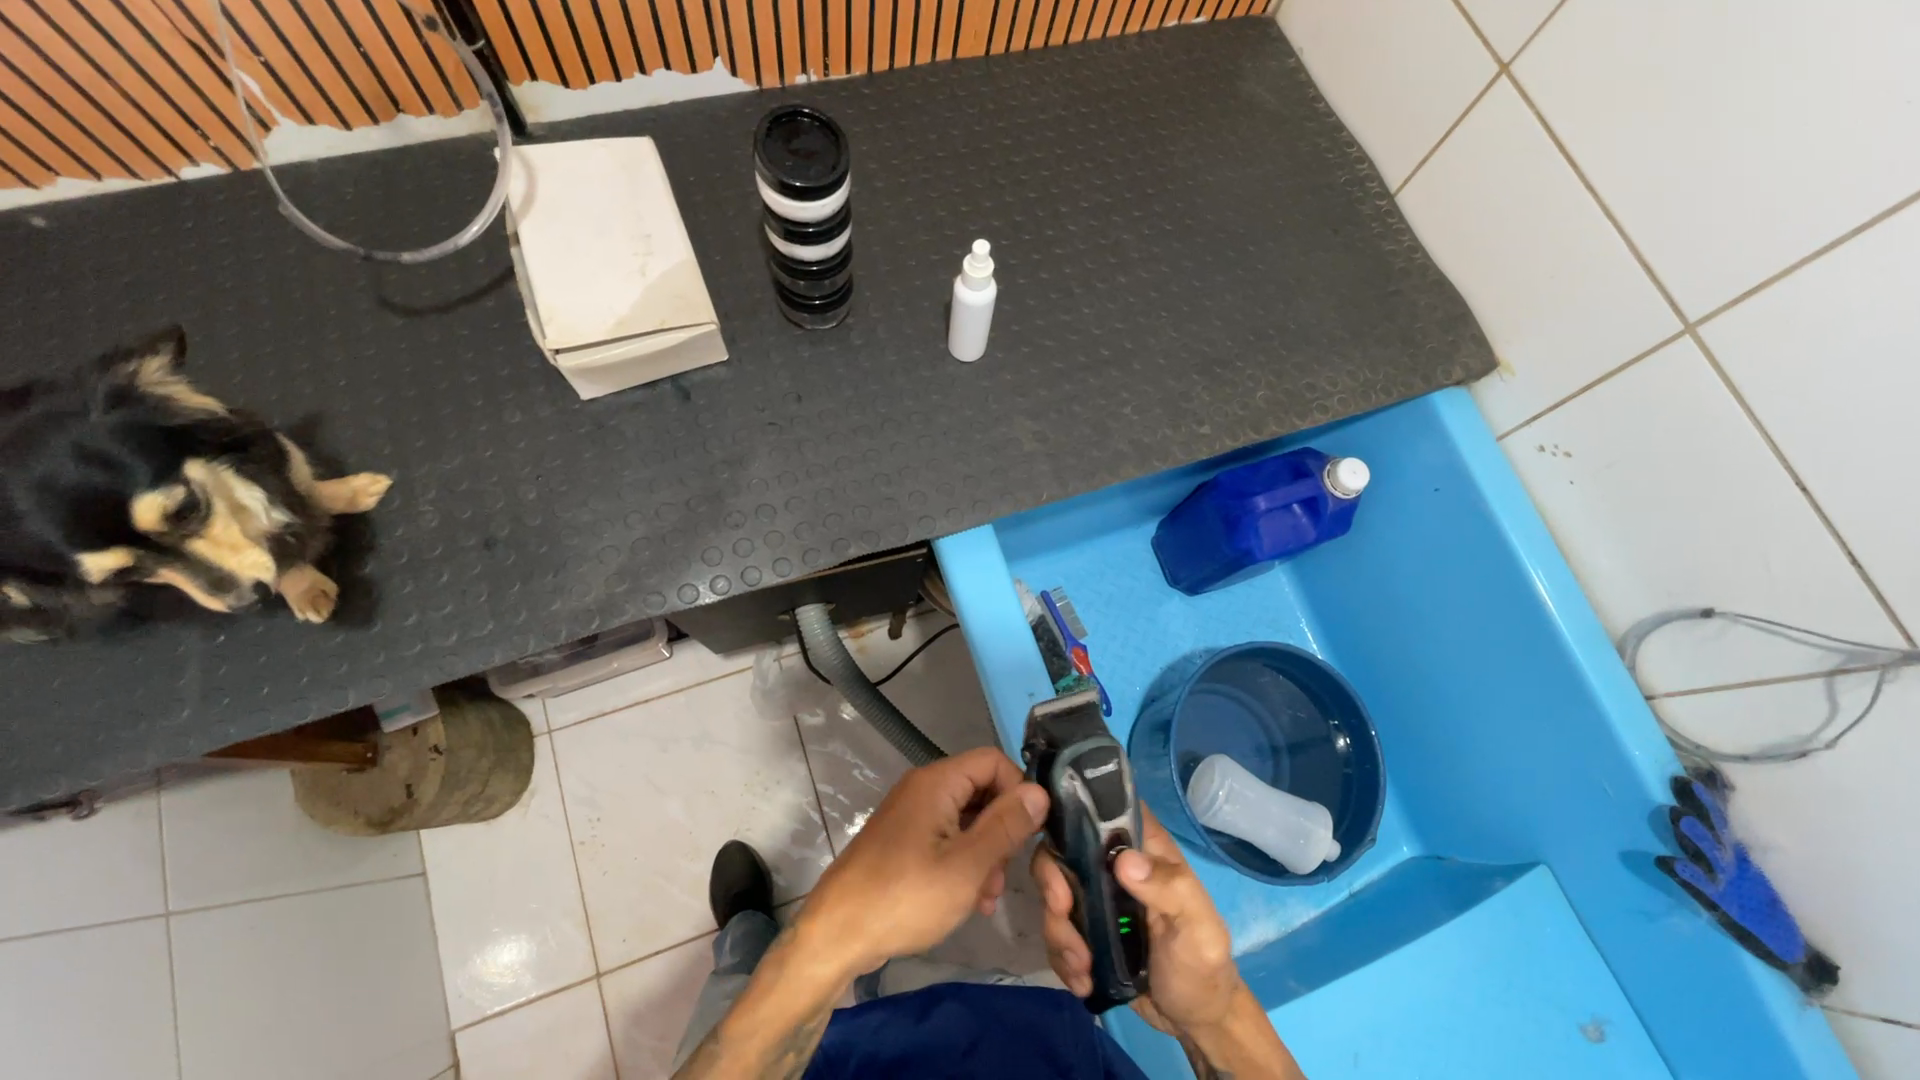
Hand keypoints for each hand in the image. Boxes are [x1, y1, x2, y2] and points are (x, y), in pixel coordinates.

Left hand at [797, 746, 1049, 979]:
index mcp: (936, 782)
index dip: (1019, 791)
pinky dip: (964, 862)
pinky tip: (971, 899)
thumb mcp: (967, 865)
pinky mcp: (904, 841)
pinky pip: (947, 838)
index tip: (1031, 832)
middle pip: (981, 789)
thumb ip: (1006, 825)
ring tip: (987, 896)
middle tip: (1006, 873)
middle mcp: (923, 789)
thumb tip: (1040, 791)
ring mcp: (911, 815)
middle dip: (1002, 828)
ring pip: (966, 819)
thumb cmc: (905, 897)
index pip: (994, 761)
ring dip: (986, 853)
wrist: (838, 934)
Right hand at [1033, 804, 1246, 1037]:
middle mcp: (1113, 867)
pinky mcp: (1085, 931)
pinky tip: (1083, 981)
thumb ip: (1170, 890)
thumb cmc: (1203, 965)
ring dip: (1058, 932)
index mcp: (1144, 850)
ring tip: (1082, 967)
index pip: (1103, 810)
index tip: (1063, 852)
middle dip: (1053, 885)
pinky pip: (1055, 932)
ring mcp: (1096, 900)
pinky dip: (1060, 957)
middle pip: (1062, 852)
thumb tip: (1124, 861)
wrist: (1194, 1021)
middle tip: (1063, 913)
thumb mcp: (1198, 929)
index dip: (1073, 816)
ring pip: (1053, 894)